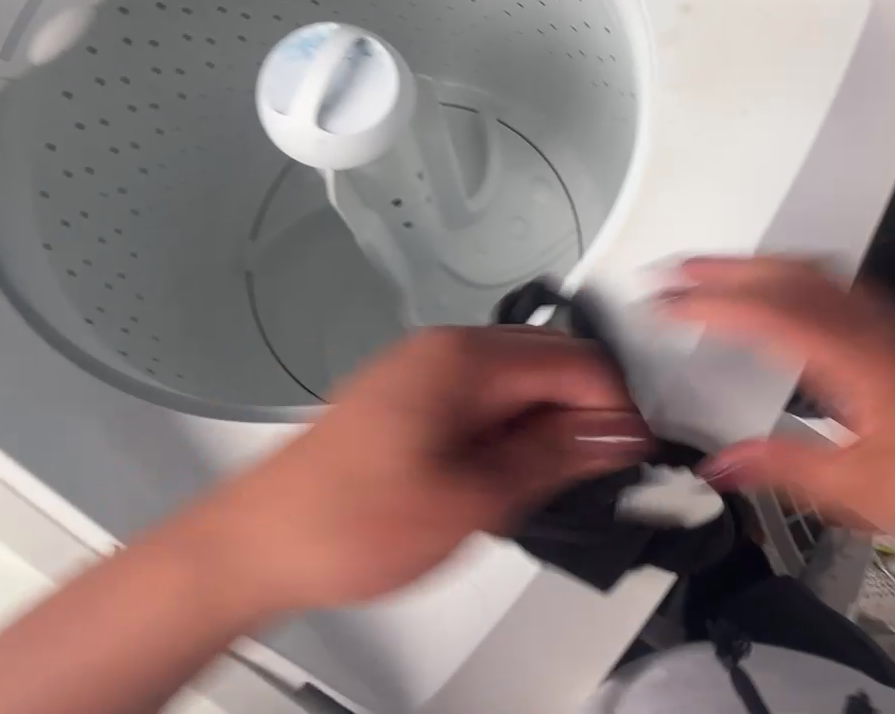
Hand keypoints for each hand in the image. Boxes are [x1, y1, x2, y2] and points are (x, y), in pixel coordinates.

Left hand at [202, 327, 650, 613]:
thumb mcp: (470, 500)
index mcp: (463, 359)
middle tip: (598, 476)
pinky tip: (505, 478)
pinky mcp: (416, 396)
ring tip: (543, 487)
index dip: (615, 408)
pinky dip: (511, 433)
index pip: (575, 361)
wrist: (259, 545)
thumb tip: (614, 434)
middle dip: (584, 416)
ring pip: (521, 384)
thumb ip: (553, 458)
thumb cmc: (342, 522)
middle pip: (551, 363)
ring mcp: (428, 371)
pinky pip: (488, 399)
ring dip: (547, 428)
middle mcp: (446, 350)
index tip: (635, 453)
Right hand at [661, 257, 894, 549]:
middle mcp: (874, 325)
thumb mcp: (865, 491)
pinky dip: (792, 274)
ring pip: (814, 270)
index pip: (769, 314)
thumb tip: (718, 463)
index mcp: (860, 359)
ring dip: (758, 265)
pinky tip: (782, 293)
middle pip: (789, 274)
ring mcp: (893, 321)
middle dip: (725, 268)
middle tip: (673, 273)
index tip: (663, 300)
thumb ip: (784, 469)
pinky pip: (836, 281)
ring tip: (713, 274)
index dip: (710, 302)